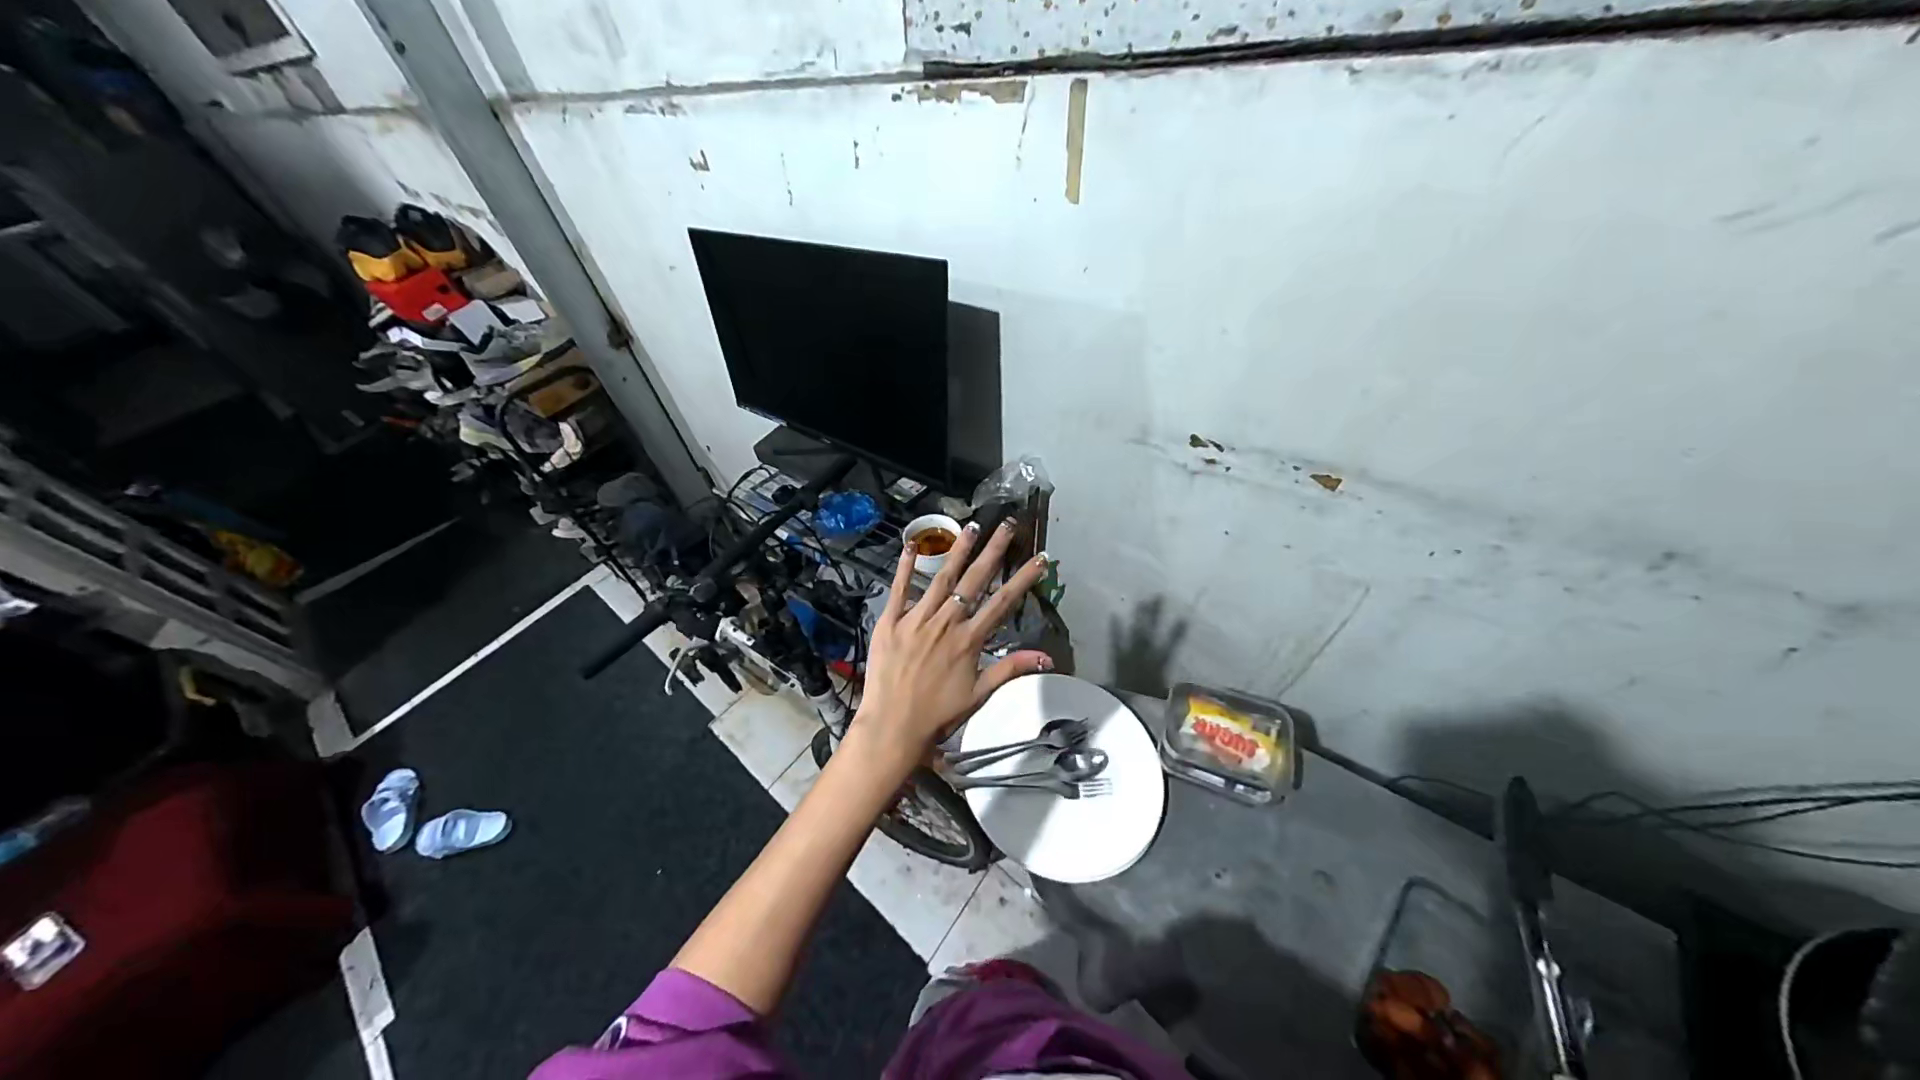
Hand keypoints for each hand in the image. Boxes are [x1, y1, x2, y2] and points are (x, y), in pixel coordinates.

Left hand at [852, 519, 1053, 769]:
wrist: (892, 727)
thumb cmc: (938, 716)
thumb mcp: (979, 695)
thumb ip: (1010, 670)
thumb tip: (1046, 657)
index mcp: (968, 641)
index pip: (1002, 603)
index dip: (1023, 579)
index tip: (1039, 559)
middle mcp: (945, 624)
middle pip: (974, 581)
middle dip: (993, 551)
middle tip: (1007, 526)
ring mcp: (916, 620)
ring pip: (940, 578)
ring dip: (957, 550)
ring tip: (971, 526)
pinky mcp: (890, 622)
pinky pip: (898, 589)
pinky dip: (904, 567)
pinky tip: (911, 545)